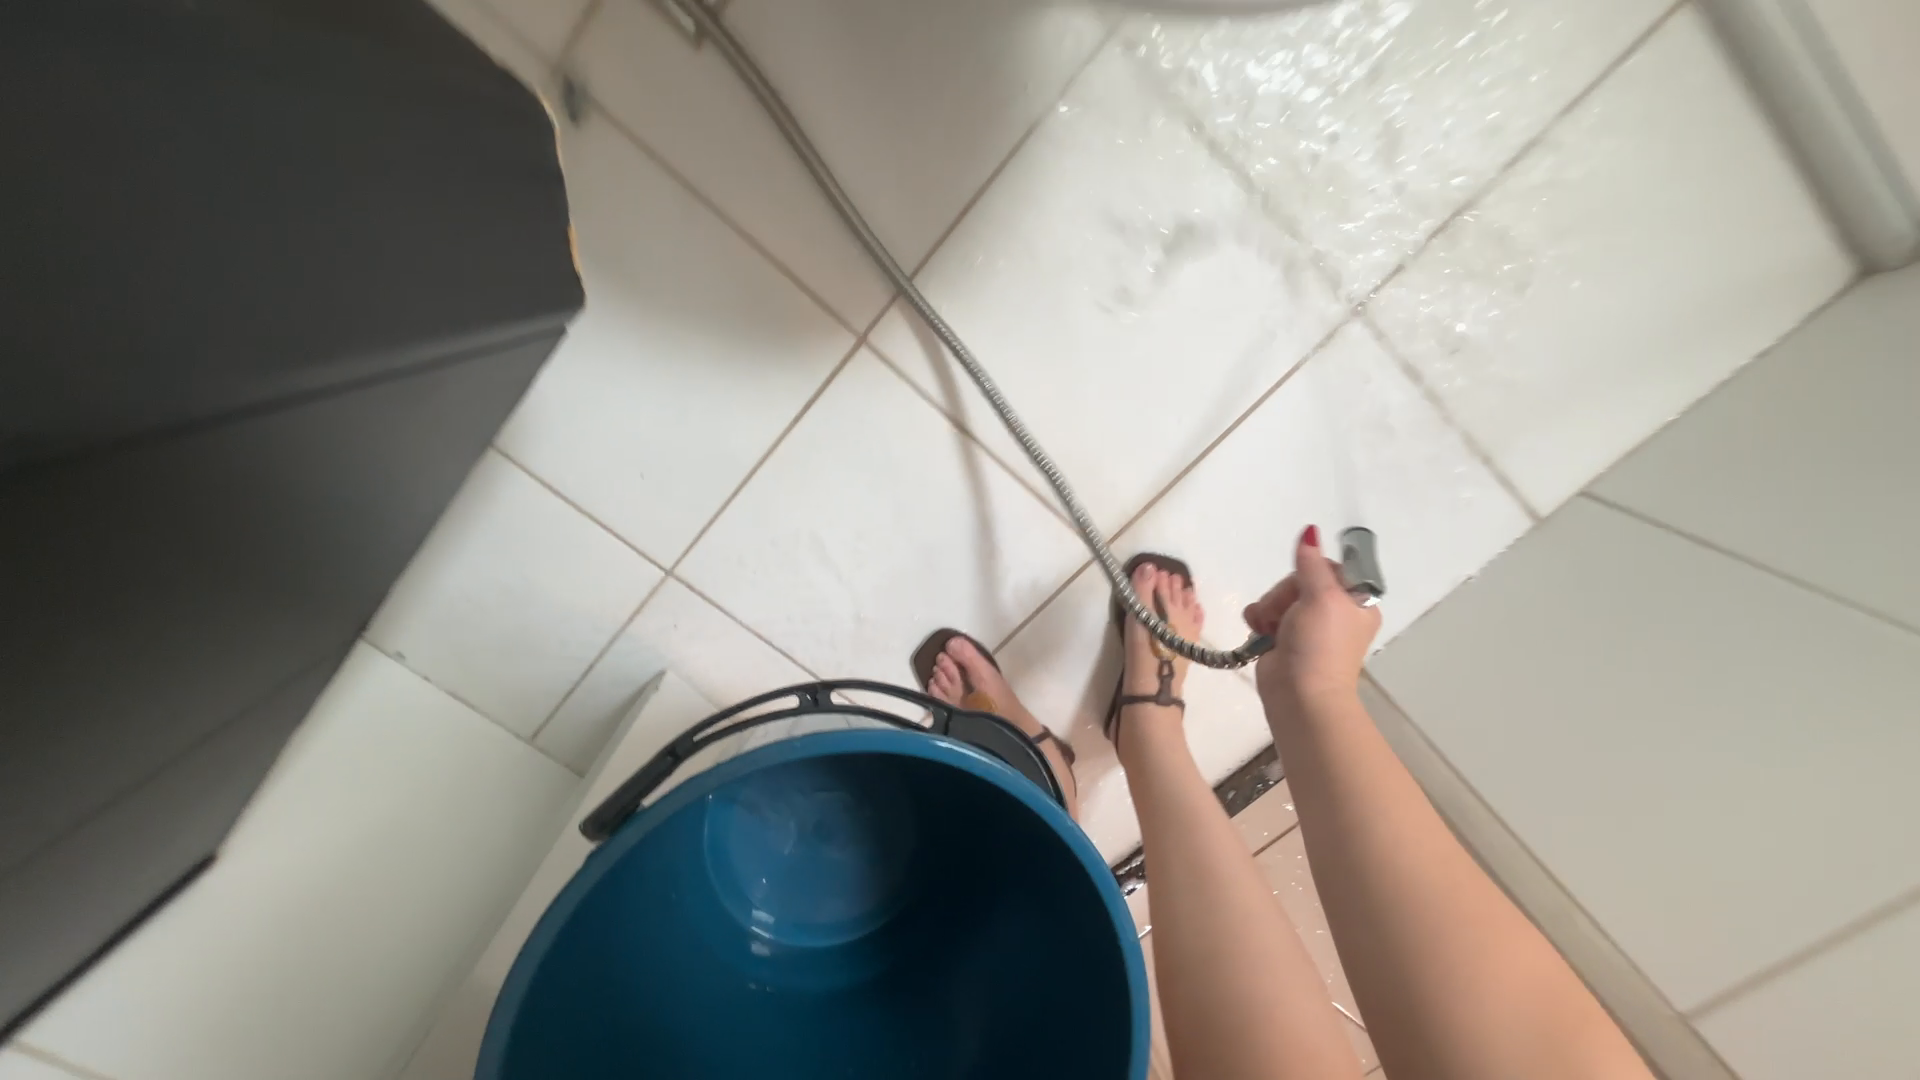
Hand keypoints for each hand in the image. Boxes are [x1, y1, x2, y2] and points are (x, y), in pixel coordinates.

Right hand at [1242, 525, 1380, 712]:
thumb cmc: (1319, 645)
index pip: (1329, 569)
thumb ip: (1312, 563)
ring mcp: (1306, 627)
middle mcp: (1333, 614)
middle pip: (1299, 581)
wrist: (1300, 694)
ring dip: (1268, 607)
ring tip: (1268, 626)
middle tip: (1284, 612)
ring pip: (1279, 597)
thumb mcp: (1322, 598)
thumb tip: (1310, 530)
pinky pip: (1266, 615)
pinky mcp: (1282, 639)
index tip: (1304, 585)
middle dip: (1284, 593)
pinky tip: (1257, 629)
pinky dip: (1259, 619)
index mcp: (1356, 604)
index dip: (1310, 573)